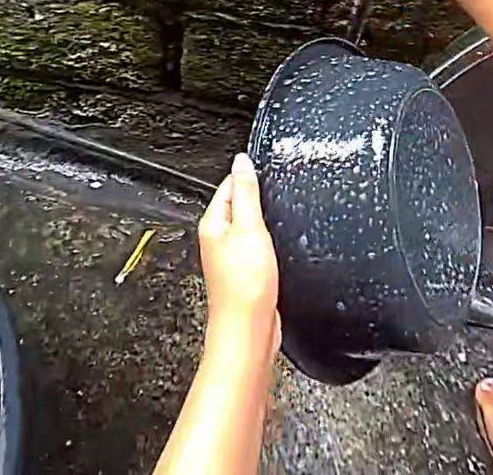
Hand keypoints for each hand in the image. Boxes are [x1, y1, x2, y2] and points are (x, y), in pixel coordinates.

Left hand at [198, 153, 279, 349]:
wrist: (249, 331)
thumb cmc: (245, 286)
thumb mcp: (250, 227)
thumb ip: (246, 192)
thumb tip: (241, 161)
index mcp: (213, 224)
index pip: (229, 184)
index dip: (248, 173)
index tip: (266, 165)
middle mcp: (219, 239)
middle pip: (238, 202)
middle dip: (257, 193)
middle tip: (276, 185)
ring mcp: (233, 255)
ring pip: (249, 223)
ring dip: (264, 215)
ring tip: (278, 210)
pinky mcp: (247, 270)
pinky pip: (257, 242)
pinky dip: (269, 236)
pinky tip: (279, 239)